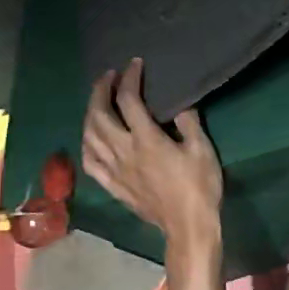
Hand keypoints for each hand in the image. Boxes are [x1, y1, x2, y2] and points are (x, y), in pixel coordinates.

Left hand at [82, 58, 221, 247]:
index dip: (129, 78)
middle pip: (99, 115)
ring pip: (89, 136)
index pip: (129, 100)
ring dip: (89, 114)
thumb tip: (180, 105)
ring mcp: (114, 169)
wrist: (188, 225)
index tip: (134, 64)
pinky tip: (90, 138)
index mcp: (145, 138)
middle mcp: (123, 150)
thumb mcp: (202, 149)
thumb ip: (188, 123)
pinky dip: (87, 144)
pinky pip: (90, 162)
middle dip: (100, 91)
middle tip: (108, 77)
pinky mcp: (113, 186)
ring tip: (97, 102)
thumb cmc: (199, 186)